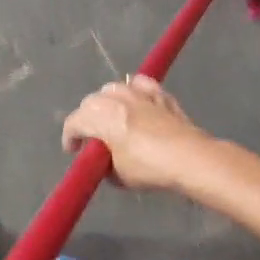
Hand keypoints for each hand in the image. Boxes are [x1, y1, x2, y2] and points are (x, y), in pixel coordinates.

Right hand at [62, 76, 211, 192]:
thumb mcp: (117, 175)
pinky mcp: (160, 95)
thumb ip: (104, 164)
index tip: (73, 151)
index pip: (74, 123)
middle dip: (87, 119)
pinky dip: (134, 91)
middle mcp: (115, 98)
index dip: (70, 138)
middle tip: (93, 138)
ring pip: (113, 89)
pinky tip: (137, 102)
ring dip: (107, 102)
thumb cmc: (148, 167)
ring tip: (112, 118)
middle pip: (90, 103)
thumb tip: (106, 160)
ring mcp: (139, 93)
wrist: (190, 158)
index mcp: (99, 116)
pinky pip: (140, 85)